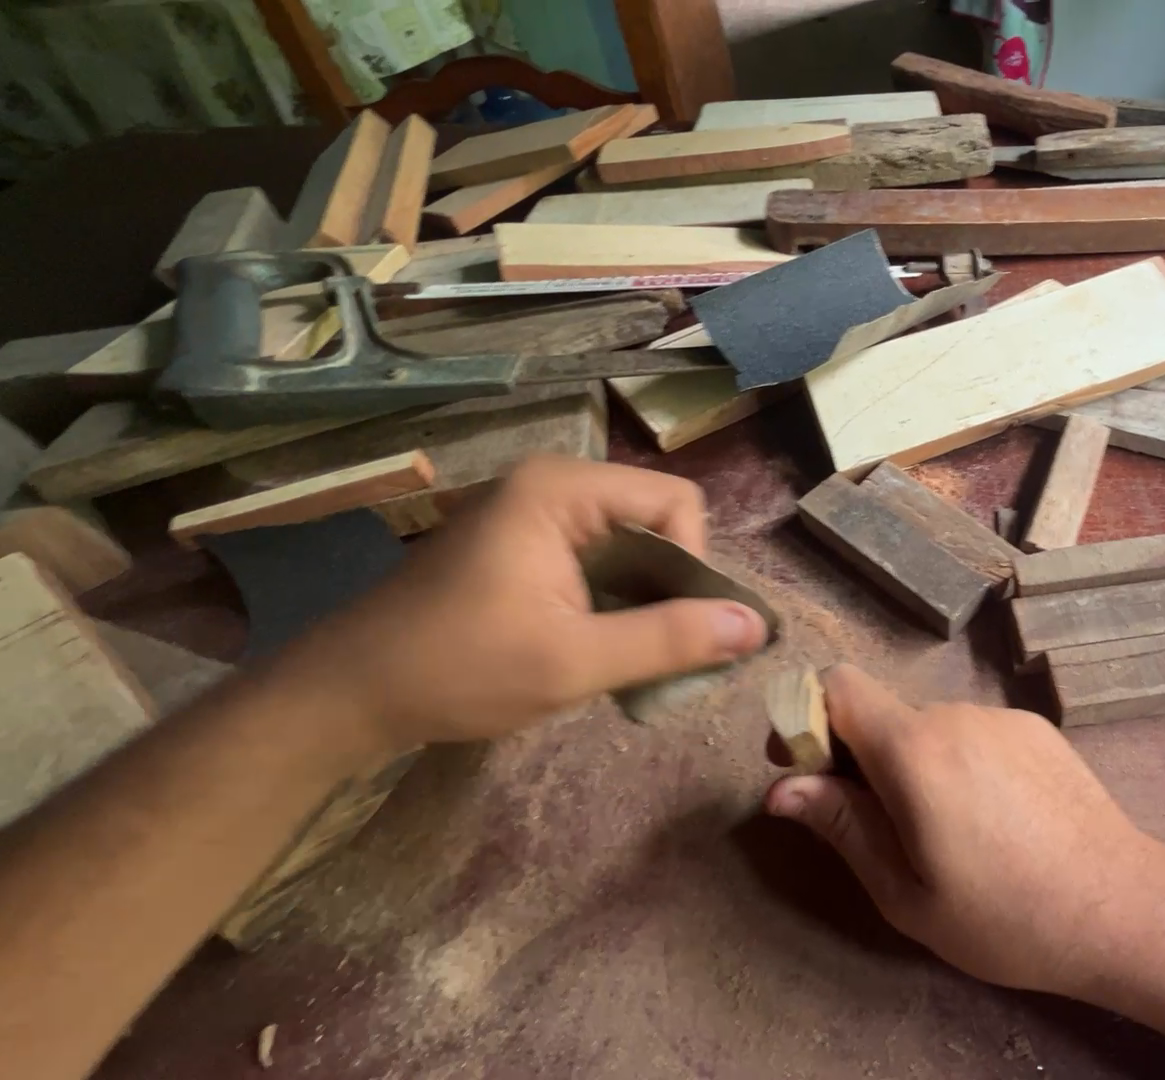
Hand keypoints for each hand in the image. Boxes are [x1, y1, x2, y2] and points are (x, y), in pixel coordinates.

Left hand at [267, 456, 768, 753]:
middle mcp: (557, 486)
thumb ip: (669, 640)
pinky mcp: (533, 545)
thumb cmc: (455, 669)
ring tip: (632, 656)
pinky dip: (621, 604)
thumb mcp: (573, 662)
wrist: (346, 696)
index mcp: (563, 490)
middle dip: (673, 588)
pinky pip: (608, 562)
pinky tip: (604, 647)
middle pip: (662, 523)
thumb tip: (756, 625)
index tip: (667, 625)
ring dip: (649, 602)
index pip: (677, 504)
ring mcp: (542, 514)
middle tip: (657, 652)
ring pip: (639, 547)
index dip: (692, 563)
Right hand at [764, 666, 1164, 995]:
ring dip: (918, 765)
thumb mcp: (905, 892)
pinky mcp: (1036, 726)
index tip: (808, 766)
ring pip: (931, 728)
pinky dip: (963, 763)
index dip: (809, 716)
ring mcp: (1002, 715)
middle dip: (866, 759)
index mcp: (915, 750)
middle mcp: (957, 713)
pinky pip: (976, 733)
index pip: (839, 685)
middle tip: (887, 828)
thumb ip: (843, 827)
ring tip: (953, 832)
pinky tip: (997, 817)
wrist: (1120, 905)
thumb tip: (783, 787)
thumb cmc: (1004, 916)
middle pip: (885, 715)